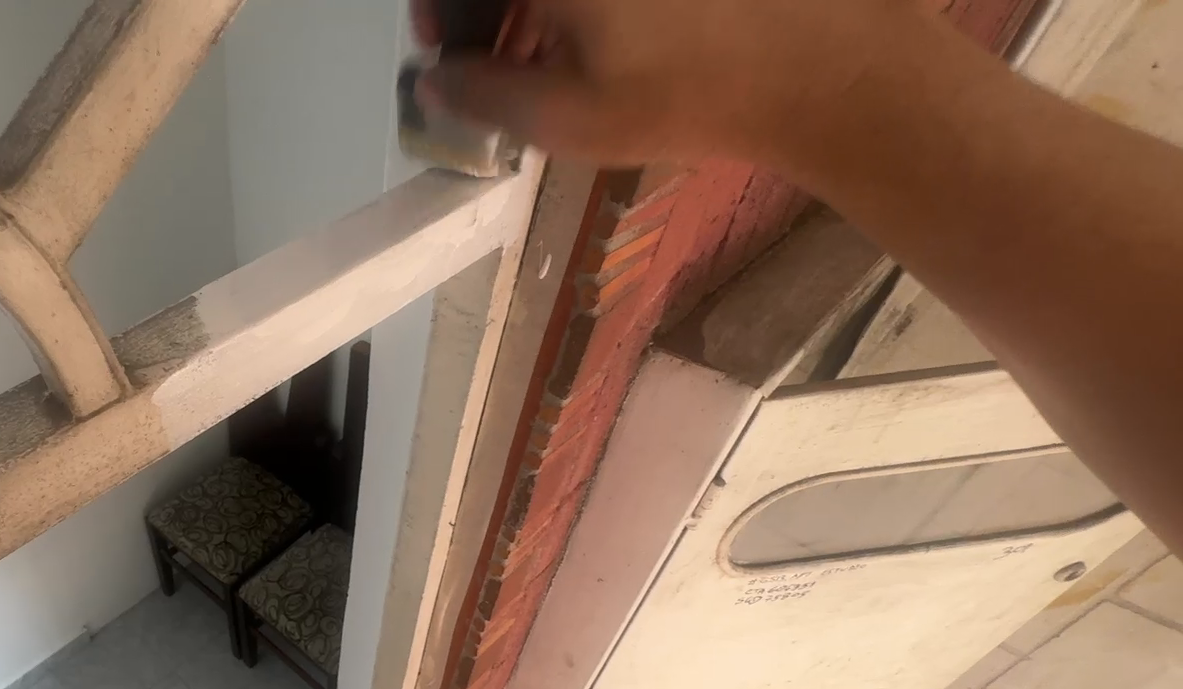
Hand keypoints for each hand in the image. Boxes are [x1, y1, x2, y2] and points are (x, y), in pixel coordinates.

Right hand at [412, 0, 960, 166]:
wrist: (819, 65)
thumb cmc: (680, 98)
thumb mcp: (562, 117)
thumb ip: (479, 94)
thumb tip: (430, 78)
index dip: (437, 7)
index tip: (436, 47)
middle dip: (482, 9)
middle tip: (479, 58)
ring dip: (525, 5)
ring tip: (531, 55)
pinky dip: (570, 1)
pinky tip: (578, 32)